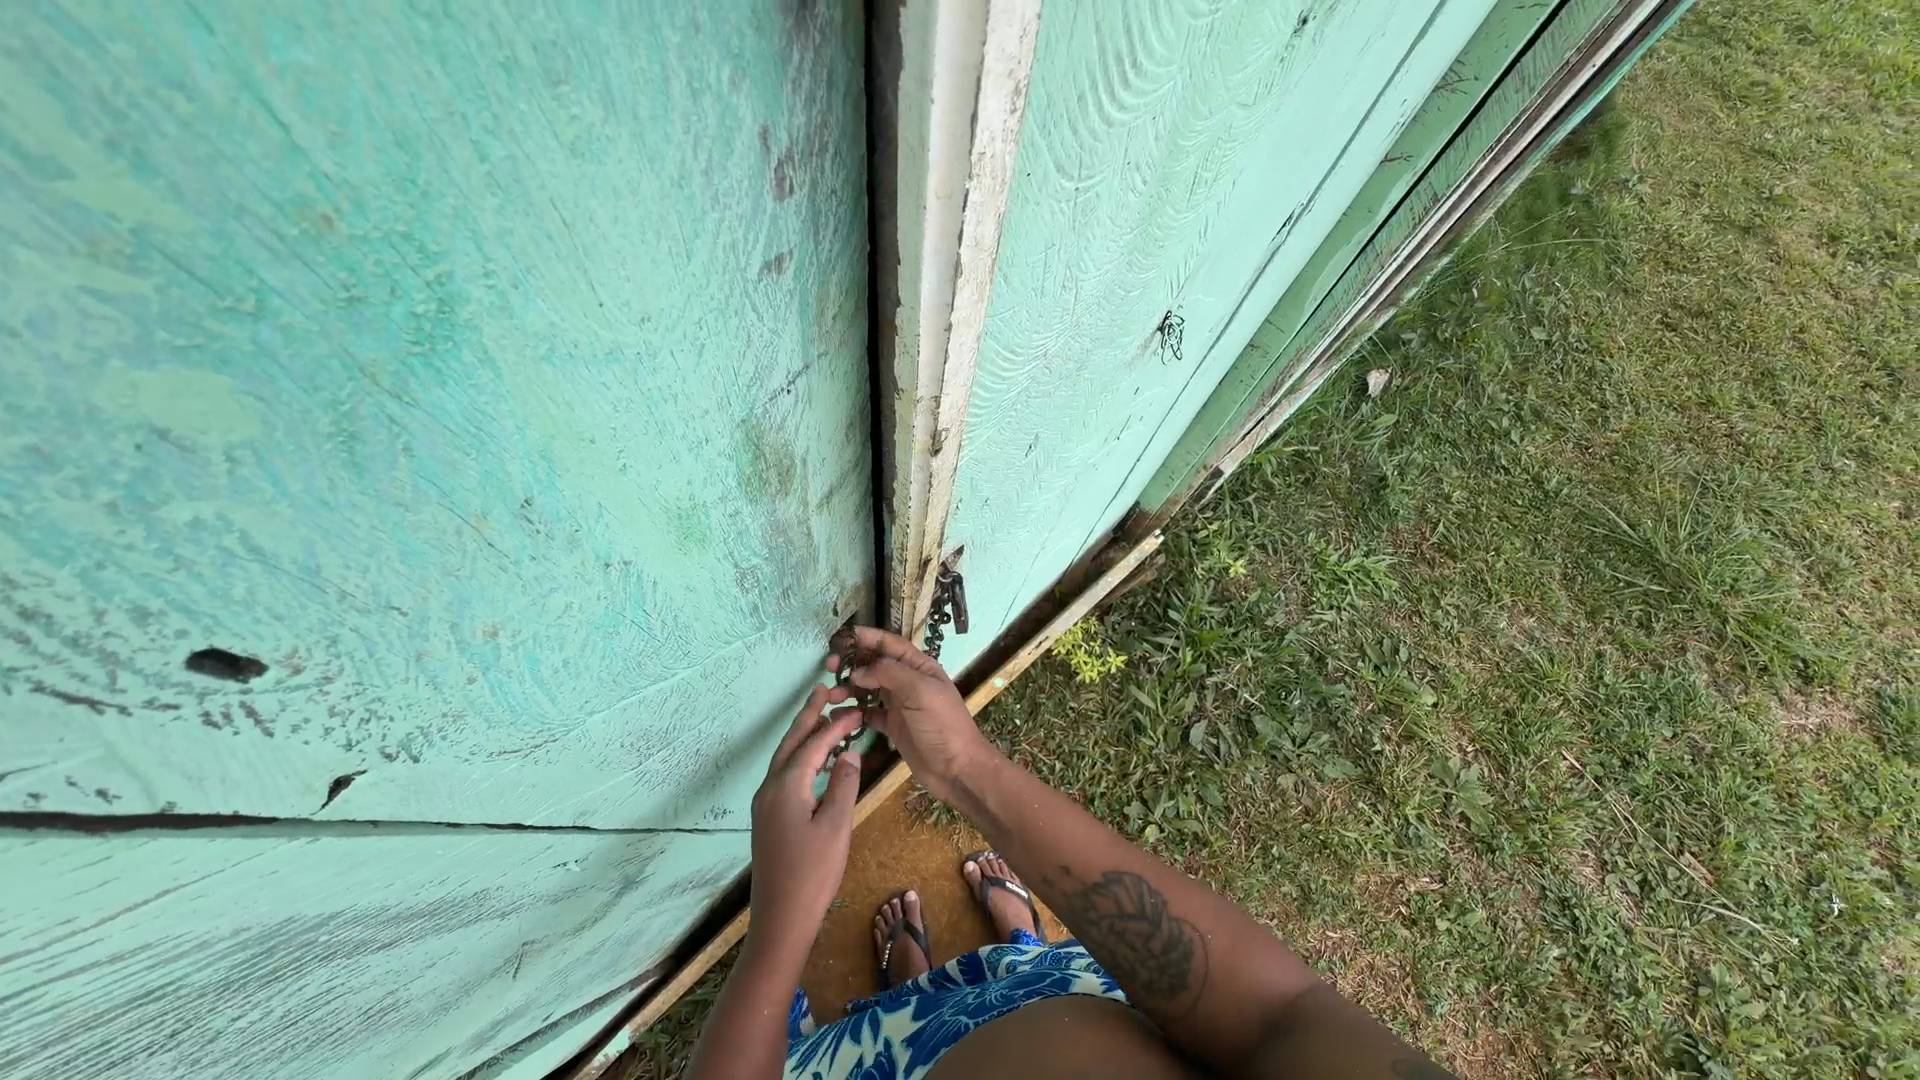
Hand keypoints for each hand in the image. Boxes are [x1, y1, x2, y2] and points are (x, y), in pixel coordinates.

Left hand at [748, 683, 863, 953]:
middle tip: (824, 690)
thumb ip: (843, 784)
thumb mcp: (836, 826)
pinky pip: (784, 775)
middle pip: (790, 742)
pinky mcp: (768, 819)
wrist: (781, 919)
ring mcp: (765, 805)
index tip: (857, 709)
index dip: (835, 725)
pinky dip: (800, 758)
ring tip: (822, 718)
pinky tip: (815, 762)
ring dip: (803, 736)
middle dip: (808, 716)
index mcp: (785, 786)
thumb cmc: (813, 873)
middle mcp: (769, 789)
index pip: (813, 744)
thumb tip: (848, 754)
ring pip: (785, 758)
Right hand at [828, 626, 994, 804]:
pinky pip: (868, 714)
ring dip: (849, 688)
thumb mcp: (919, 690)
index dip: (866, 637)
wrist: (956, 767)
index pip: (889, 643)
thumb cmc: (942, 724)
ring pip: (869, 689)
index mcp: (919, 667)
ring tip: (831, 695)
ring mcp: (900, 704)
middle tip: (829, 667)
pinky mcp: (893, 726)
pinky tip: (839, 716)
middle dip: (852, 663)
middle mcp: (908, 682)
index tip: (841, 638)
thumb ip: (888, 673)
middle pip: (875, 664)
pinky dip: (853, 713)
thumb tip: (858, 671)